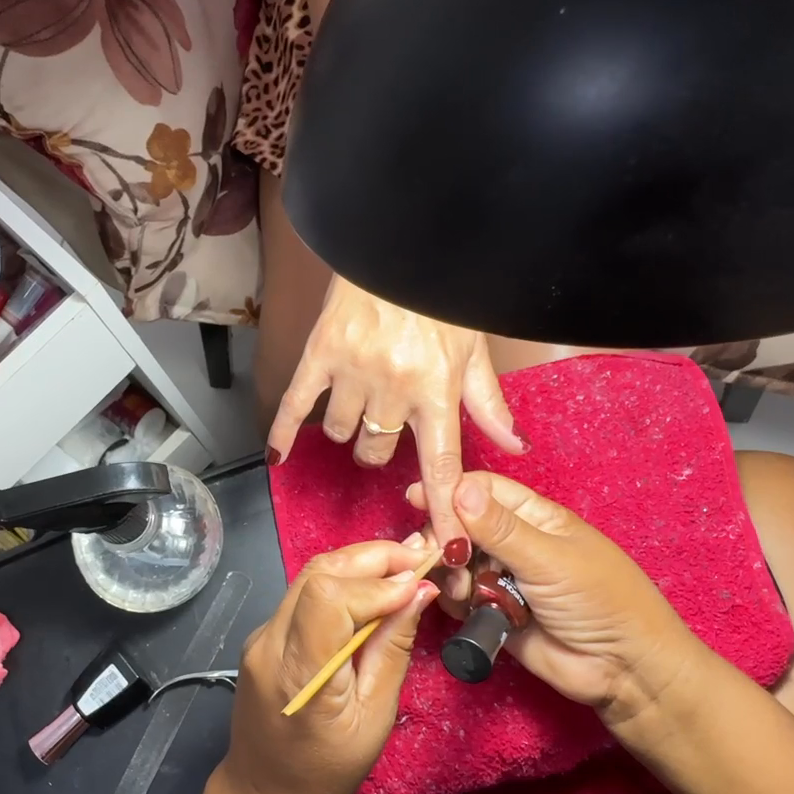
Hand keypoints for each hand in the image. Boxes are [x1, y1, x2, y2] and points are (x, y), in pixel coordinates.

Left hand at [220, 539, 437, 793]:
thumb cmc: (326, 773)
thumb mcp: (374, 718)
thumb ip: (392, 649)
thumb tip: (419, 592)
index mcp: (298, 673)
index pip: (328, 597)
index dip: (376, 582)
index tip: (418, 583)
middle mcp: (269, 643)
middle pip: (317, 574)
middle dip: (371, 557)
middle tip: (418, 558)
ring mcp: (260, 636)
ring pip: (307, 577)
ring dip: (356, 564)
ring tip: (402, 569)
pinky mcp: (263, 636)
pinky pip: (302, 595)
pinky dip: (340, 582)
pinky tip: (371, 590)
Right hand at [269, 276, 522, 565]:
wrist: (398, 245)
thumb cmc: (441, 299)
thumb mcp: (473, 351)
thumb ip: (489, 405)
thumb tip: (514, 449)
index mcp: (438, 391)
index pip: (442, 466)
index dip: (444, 512)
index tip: (445, 549)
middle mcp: (395, 389)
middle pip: (378, 452)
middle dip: (382, 450)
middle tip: (388, 425)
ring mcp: (352, 373)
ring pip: (341, 432)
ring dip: (349, 429)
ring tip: (358, 403)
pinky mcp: (319, 356)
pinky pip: (297, 405)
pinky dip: (285, 432)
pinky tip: (279, 455)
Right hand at [413, 473, 699, 722]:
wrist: (623, 671)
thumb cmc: (601, 601)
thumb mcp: (550, 559)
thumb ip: (500, 528)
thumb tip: (459, 487)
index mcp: (534, 516)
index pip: (482, 489)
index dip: (449, 491)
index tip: (416, 499)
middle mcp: (513, 542)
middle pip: (459, 525)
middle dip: (445, 537)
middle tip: (440, 554)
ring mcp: (501, 577)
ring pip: (454, 562)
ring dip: (449, 571)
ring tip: (462, 589)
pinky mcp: (491, 611)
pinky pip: (457, 596)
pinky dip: (451, 599)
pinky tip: (461, 606)